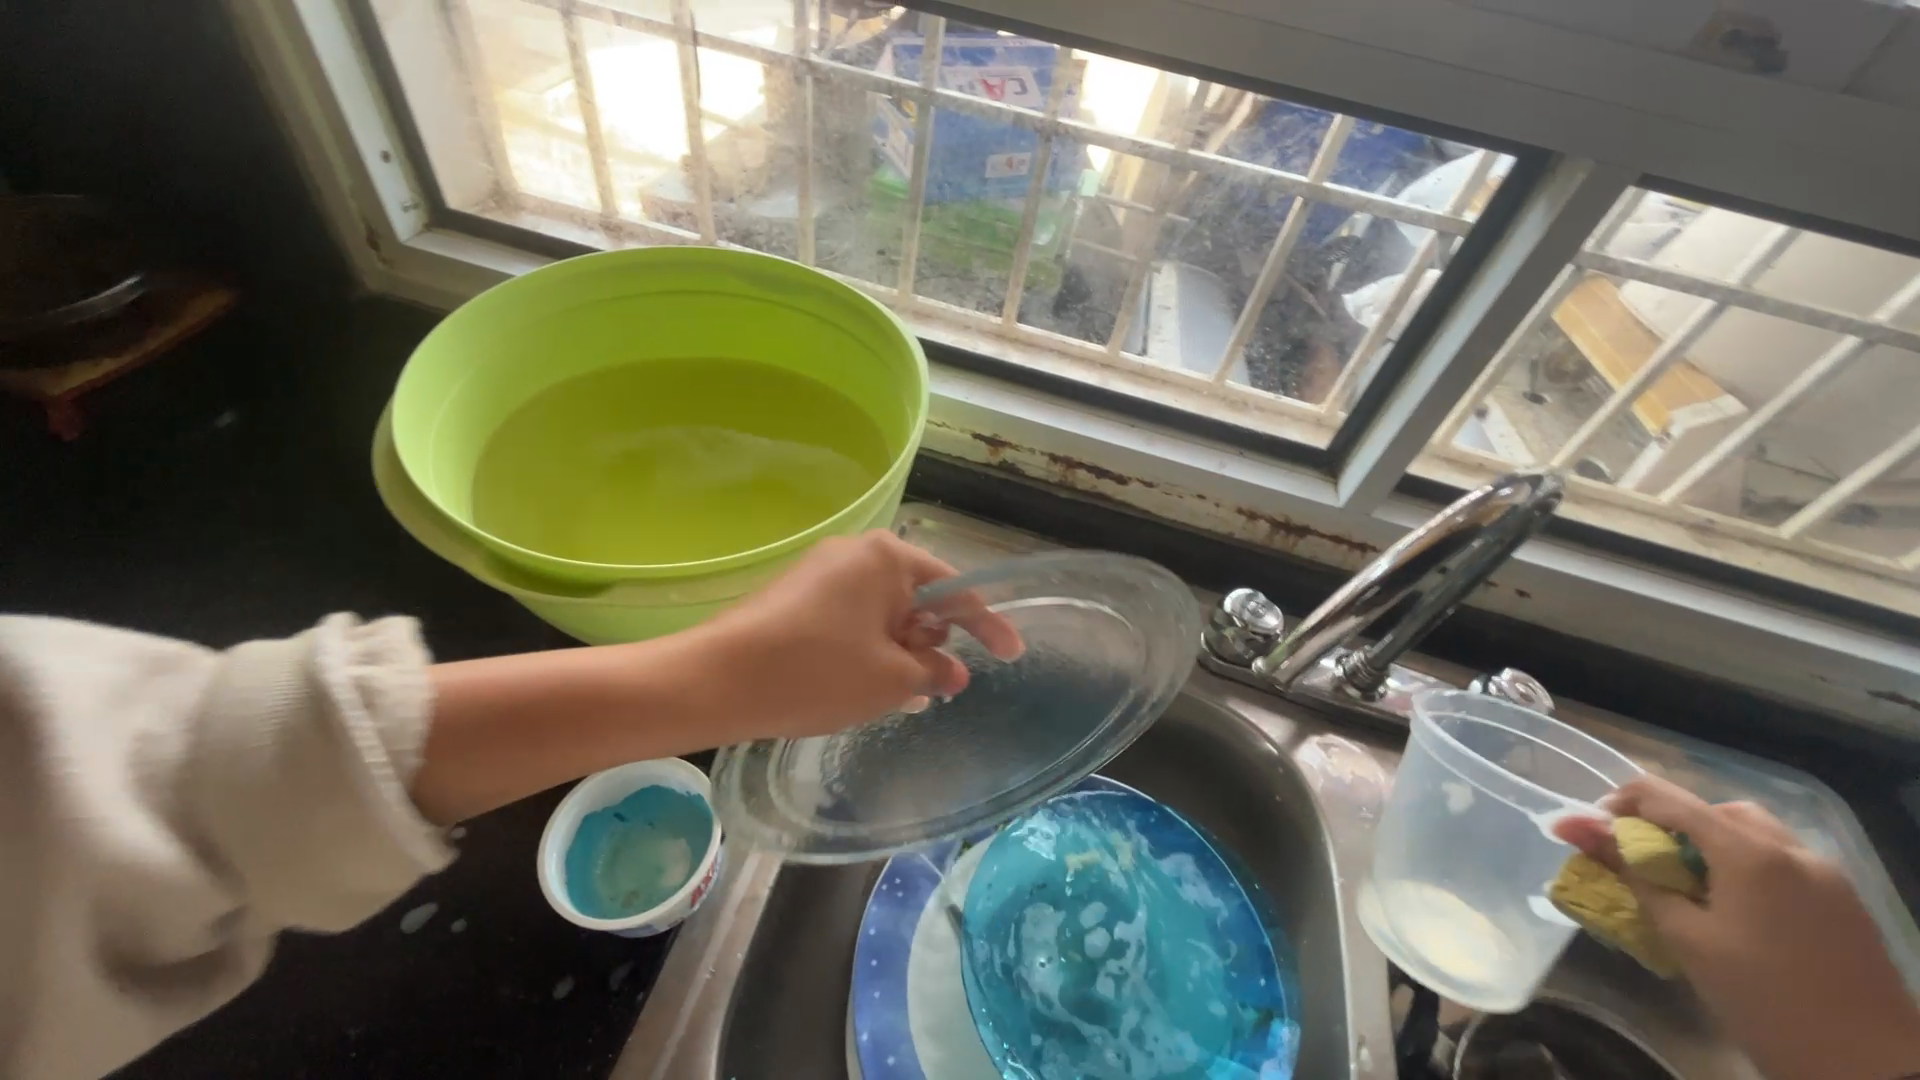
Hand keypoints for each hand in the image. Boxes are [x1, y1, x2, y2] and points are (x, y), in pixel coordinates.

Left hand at [693, 530, 1022, 741]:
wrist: (717, 681)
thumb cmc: (818, 673)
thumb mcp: (891, 679)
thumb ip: (934, 671)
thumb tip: (952, 672)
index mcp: (887, 558)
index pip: (955, 590)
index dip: (988, 626)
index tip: (1012, 654)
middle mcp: (856, 554)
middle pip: (917, 599)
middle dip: (933, 644)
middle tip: (938, 688)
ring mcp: (822, 573)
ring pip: (882, 614)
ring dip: (900, 653)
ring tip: (903, 695)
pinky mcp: (797, 597)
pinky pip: (851, 621)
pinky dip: (868, 651)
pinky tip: (864, 687)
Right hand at [1556, 776, 1919, 1079]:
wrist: (1875, 1072)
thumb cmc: (1764, 999)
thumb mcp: (1682, 934)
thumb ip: (1629, 871)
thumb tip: (1570, 826)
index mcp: (1750, 852)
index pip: (1666, 796)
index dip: (1620, 805)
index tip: (1596, 835)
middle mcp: (1793, 849)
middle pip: (1713, 809)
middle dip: (1668, 824)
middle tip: (1642, 862)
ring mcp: (1827, 876)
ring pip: (1751, 832)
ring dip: (1708, 843)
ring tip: (1687, 886)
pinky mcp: (1844, 902)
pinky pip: (1781, 860)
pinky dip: (1743, 864)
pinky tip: (1731, 908)